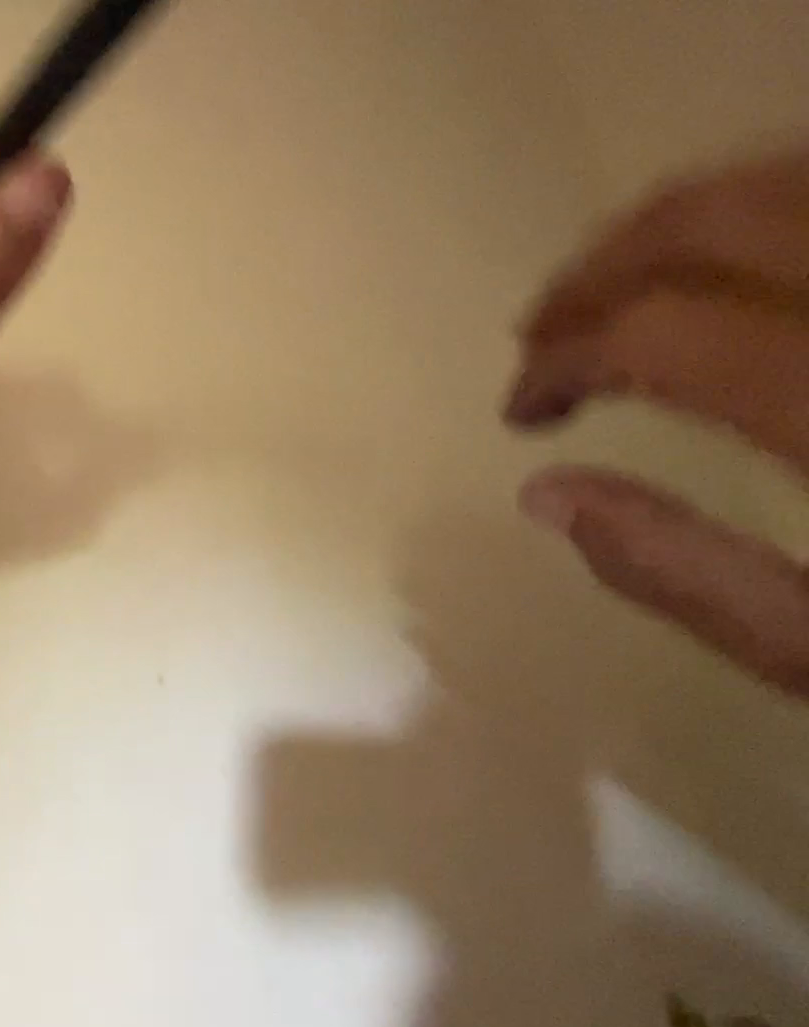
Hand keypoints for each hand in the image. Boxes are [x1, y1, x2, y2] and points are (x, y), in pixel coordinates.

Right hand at [506, 145, 808, 695]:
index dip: (556, 364)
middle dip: (601, 268)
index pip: (651, 336)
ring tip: (635, 288)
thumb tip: (546, 494)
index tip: (522, 413)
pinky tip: (755, 261)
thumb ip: (686, 575)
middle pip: (721, 218)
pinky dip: (787, 206)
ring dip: (691, 225)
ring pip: (804, 176)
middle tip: (548, 330)